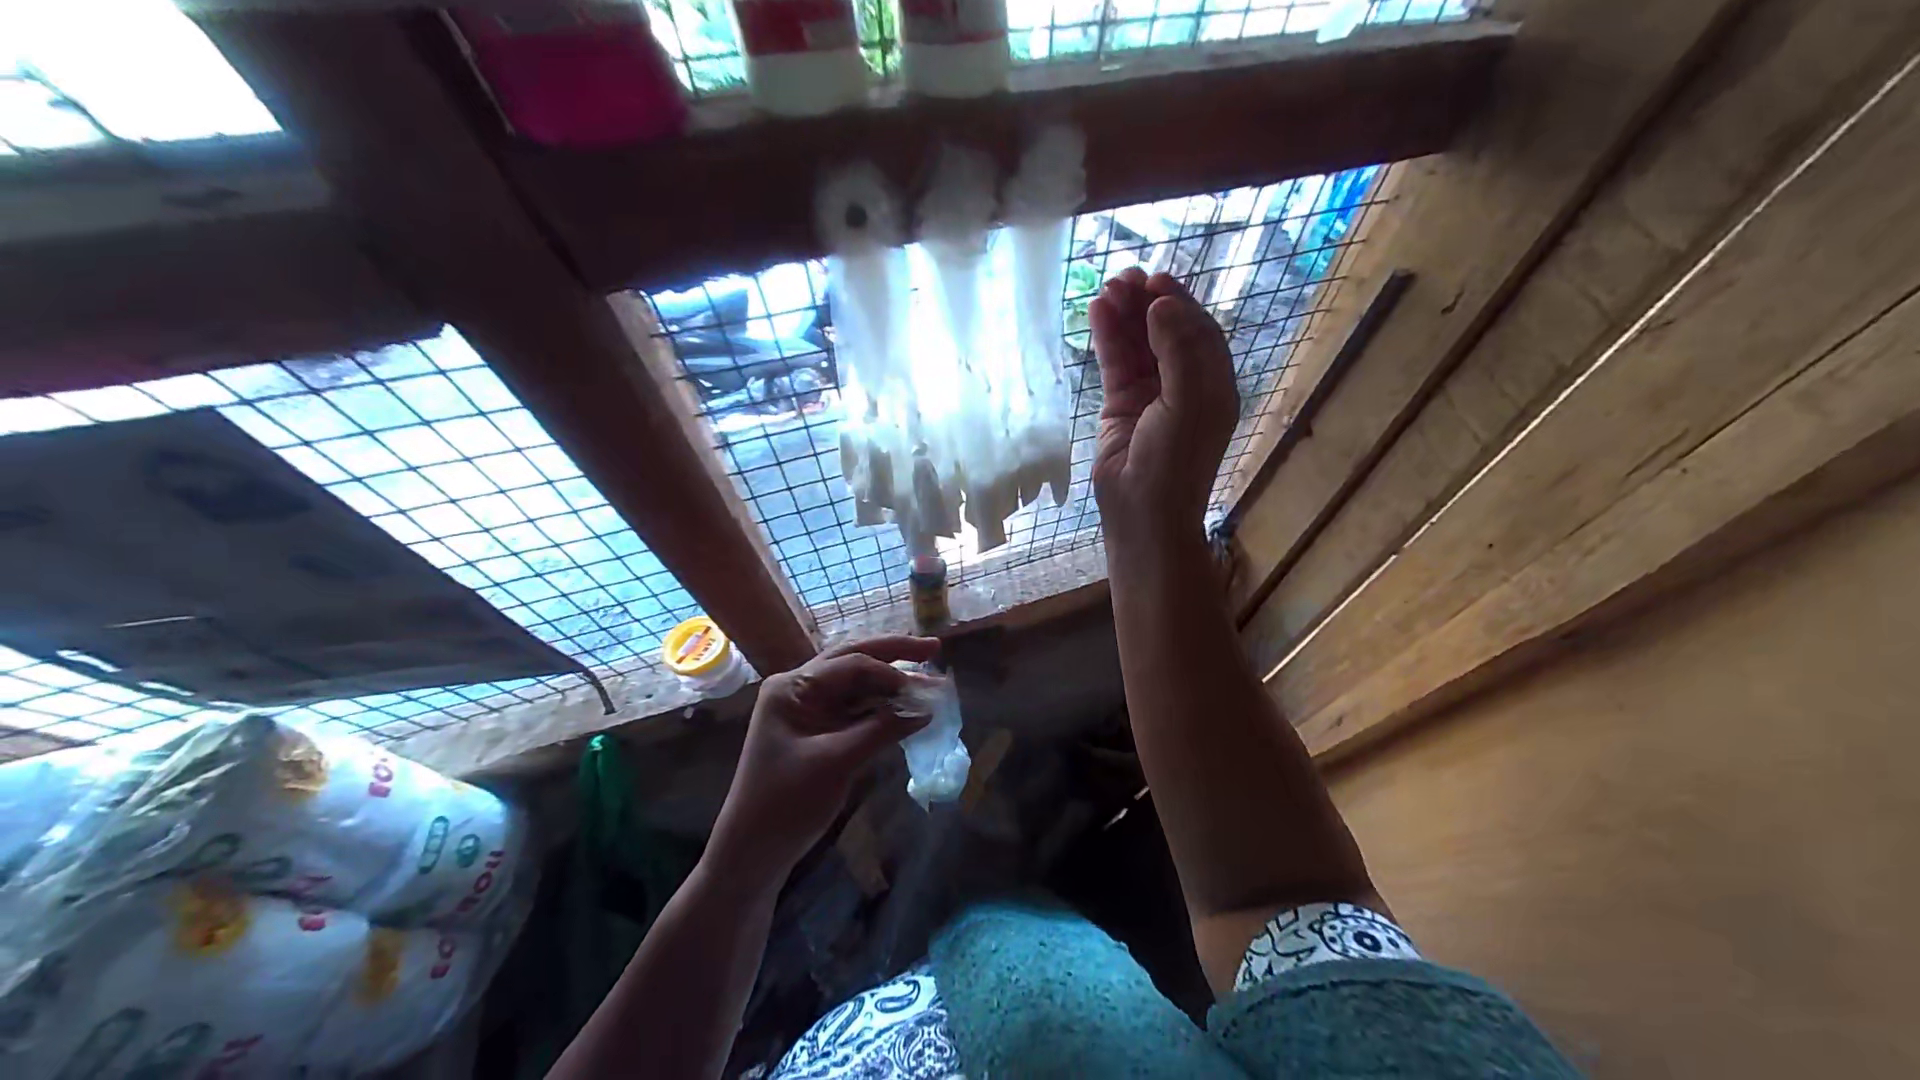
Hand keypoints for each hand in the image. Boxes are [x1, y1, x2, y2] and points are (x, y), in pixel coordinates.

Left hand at [706, 635, 941, 880]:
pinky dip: (882, 707)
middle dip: (894, 653)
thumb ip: (882, 728)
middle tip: (934, 647)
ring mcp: (809, 708)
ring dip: (892, 683)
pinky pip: (856, 708)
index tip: (926, 689)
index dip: (891, 672)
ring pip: (858, 684)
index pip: (851, 664)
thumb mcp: (837, 761)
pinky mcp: (819, 729)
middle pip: (854, 660)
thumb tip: (927, 707)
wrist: (753, 851)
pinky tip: (907, 708)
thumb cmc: (787, 802)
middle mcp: (800, 687)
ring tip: (931, 681)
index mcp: (793, 686)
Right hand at [1089, 268, 1237, 548]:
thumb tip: (1160, 304)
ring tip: (1107, 287)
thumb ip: (1180, 350)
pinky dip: (1106, 338)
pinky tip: (1097, 312)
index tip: (1155, 280)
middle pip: (1165, 332)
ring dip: (1124, 316)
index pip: (1198, 332)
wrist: (1143, 512)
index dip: (1178, 303)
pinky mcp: (1119, 406)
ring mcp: (1149, 396)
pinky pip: (1114, 364)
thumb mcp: (1191, 401)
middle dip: (1147, 304)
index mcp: (1213, 384)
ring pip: (1137, 345)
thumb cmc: (1176, 461)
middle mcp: (1183, 385)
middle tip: (1125, 277)